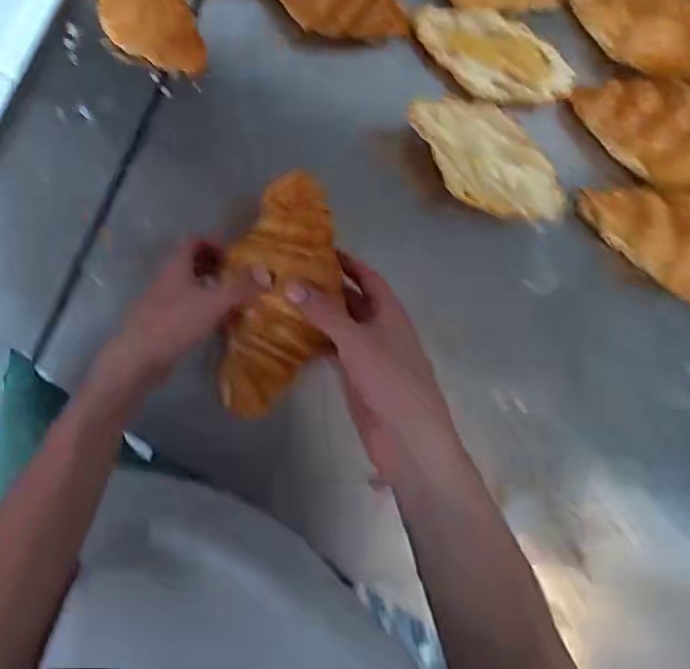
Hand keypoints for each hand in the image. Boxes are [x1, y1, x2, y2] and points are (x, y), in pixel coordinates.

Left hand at [98, 239, 261, 391]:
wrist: (141, 353)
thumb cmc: (176, 321)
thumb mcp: (213, 302)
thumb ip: (239, 288)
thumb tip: (264, 274)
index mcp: (174, 265)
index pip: (191, 240)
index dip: (213, 243)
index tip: (235, 258)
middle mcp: (166, 277)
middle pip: (191, 262)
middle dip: (216, 267)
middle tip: (239, 280)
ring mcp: (162, 298)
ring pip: (190, 285)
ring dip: (212, 289)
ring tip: (236, 302)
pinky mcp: (163, 318)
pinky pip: (187, 305)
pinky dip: (204, 308)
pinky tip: (220, 323)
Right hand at [286, 253, 465, 482]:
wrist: (409, 442)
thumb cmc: (392, 384)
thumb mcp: (356, 342)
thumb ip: (323, 312)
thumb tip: (290, 282)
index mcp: (391, 316)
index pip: (370, 279)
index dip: (348, 262)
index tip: (318, 248)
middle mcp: (380, 330)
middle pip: (351, 299)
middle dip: (324, 284)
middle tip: (287, 270)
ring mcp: (367, 353)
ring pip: (338, 323)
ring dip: (314, 311)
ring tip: (280, 296)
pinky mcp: (354, 374)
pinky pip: (330, 346)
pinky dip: (311, 337)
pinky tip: (287, 332)